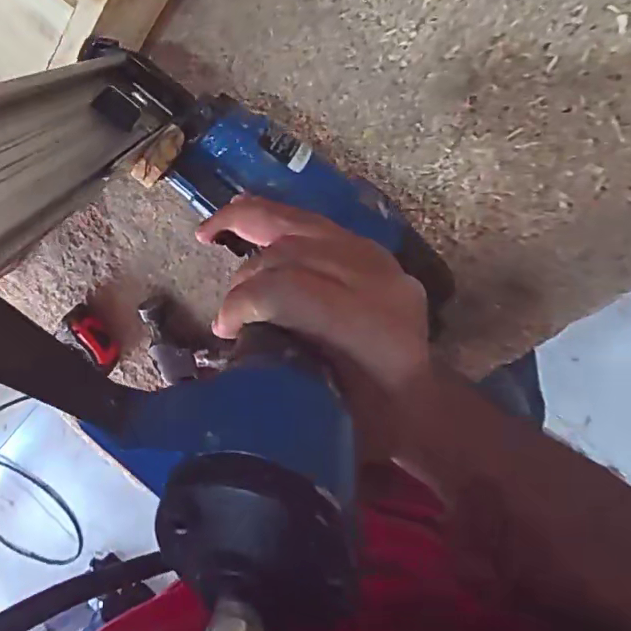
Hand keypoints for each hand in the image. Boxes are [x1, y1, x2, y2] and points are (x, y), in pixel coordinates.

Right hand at [196, 197, 432, 402]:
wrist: (420, 402)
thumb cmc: (371, 421)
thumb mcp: (323, 408)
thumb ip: (281, 365)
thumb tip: (231, 334)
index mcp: (368, 324)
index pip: (289, 289)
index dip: (244, 302)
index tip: (224, 329)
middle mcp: (375, 278)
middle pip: (290, 251)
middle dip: (246, 275)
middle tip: (229, 311)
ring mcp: (375, 256)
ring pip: (300, 223)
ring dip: (250, 225)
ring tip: (210, 232)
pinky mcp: (368, 247)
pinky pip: (312, 221)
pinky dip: (273, 217)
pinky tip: (243, 210)